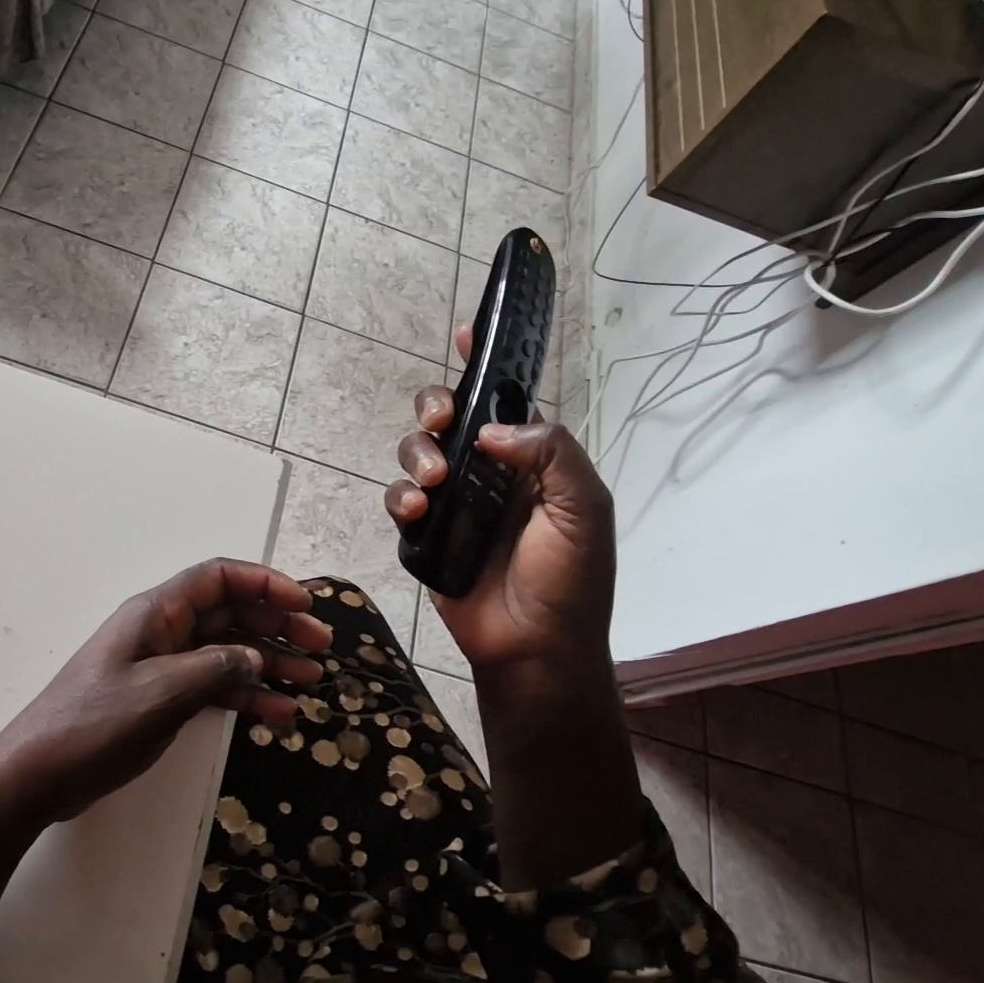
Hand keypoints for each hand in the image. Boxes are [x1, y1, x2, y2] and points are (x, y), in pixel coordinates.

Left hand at [0, 559, 332, 825]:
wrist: (38, 775)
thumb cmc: (93, 724)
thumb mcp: (160, 693)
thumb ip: (214, 668)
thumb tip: (254, 656)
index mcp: (157, 613)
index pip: (218, 578)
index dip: (264, 583)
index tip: (303, 605)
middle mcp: (163, 631)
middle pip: (230, 614)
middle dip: (276, 626)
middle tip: (319, 647)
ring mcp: (163, 666)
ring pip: (227, 652)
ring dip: (268, 662)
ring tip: (310, 680)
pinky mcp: (161, 699)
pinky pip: (214, 686)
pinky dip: (245, 695)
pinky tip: (277, 712)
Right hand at [384, 323, 616, 675]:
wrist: (534, 647)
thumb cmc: (569, 579)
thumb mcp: (583, 508)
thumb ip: (551, 453)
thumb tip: (491, 429)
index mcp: (530, 462)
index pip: (504, 402)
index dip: (483, 365)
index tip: (463, 334)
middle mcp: (487, 475)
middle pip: (448, 419)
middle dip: (436, 408)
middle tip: (441, 422)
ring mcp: (453, 506)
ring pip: (417, 454)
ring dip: (417, 454)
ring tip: (432, 484)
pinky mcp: (424, 536)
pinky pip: (400, 501)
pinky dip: (401, 499)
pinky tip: (417, 514)